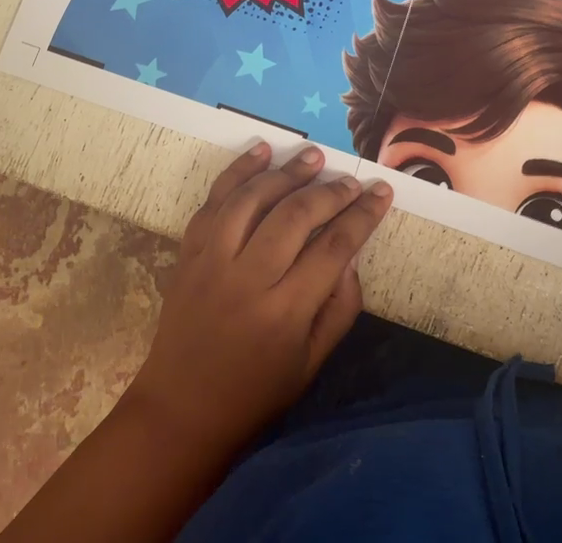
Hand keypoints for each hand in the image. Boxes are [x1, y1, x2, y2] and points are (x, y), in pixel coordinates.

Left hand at [123, 143, 392, 454]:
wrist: (180, 409)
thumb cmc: (255, 393)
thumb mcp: (311, 363)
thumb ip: (339, 309)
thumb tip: (351, 256)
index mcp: (284, 312)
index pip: (333, 248)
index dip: (362, 216)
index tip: (381, 192)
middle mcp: (247, 279)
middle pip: (295, 216)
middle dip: (329, 191)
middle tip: (351, 179)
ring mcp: (211, 262)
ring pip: (252, 199)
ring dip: (286, 172)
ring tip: (313, 156)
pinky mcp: (188, 253)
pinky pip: (213, 202)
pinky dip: (237, 172)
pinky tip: (261, 151)